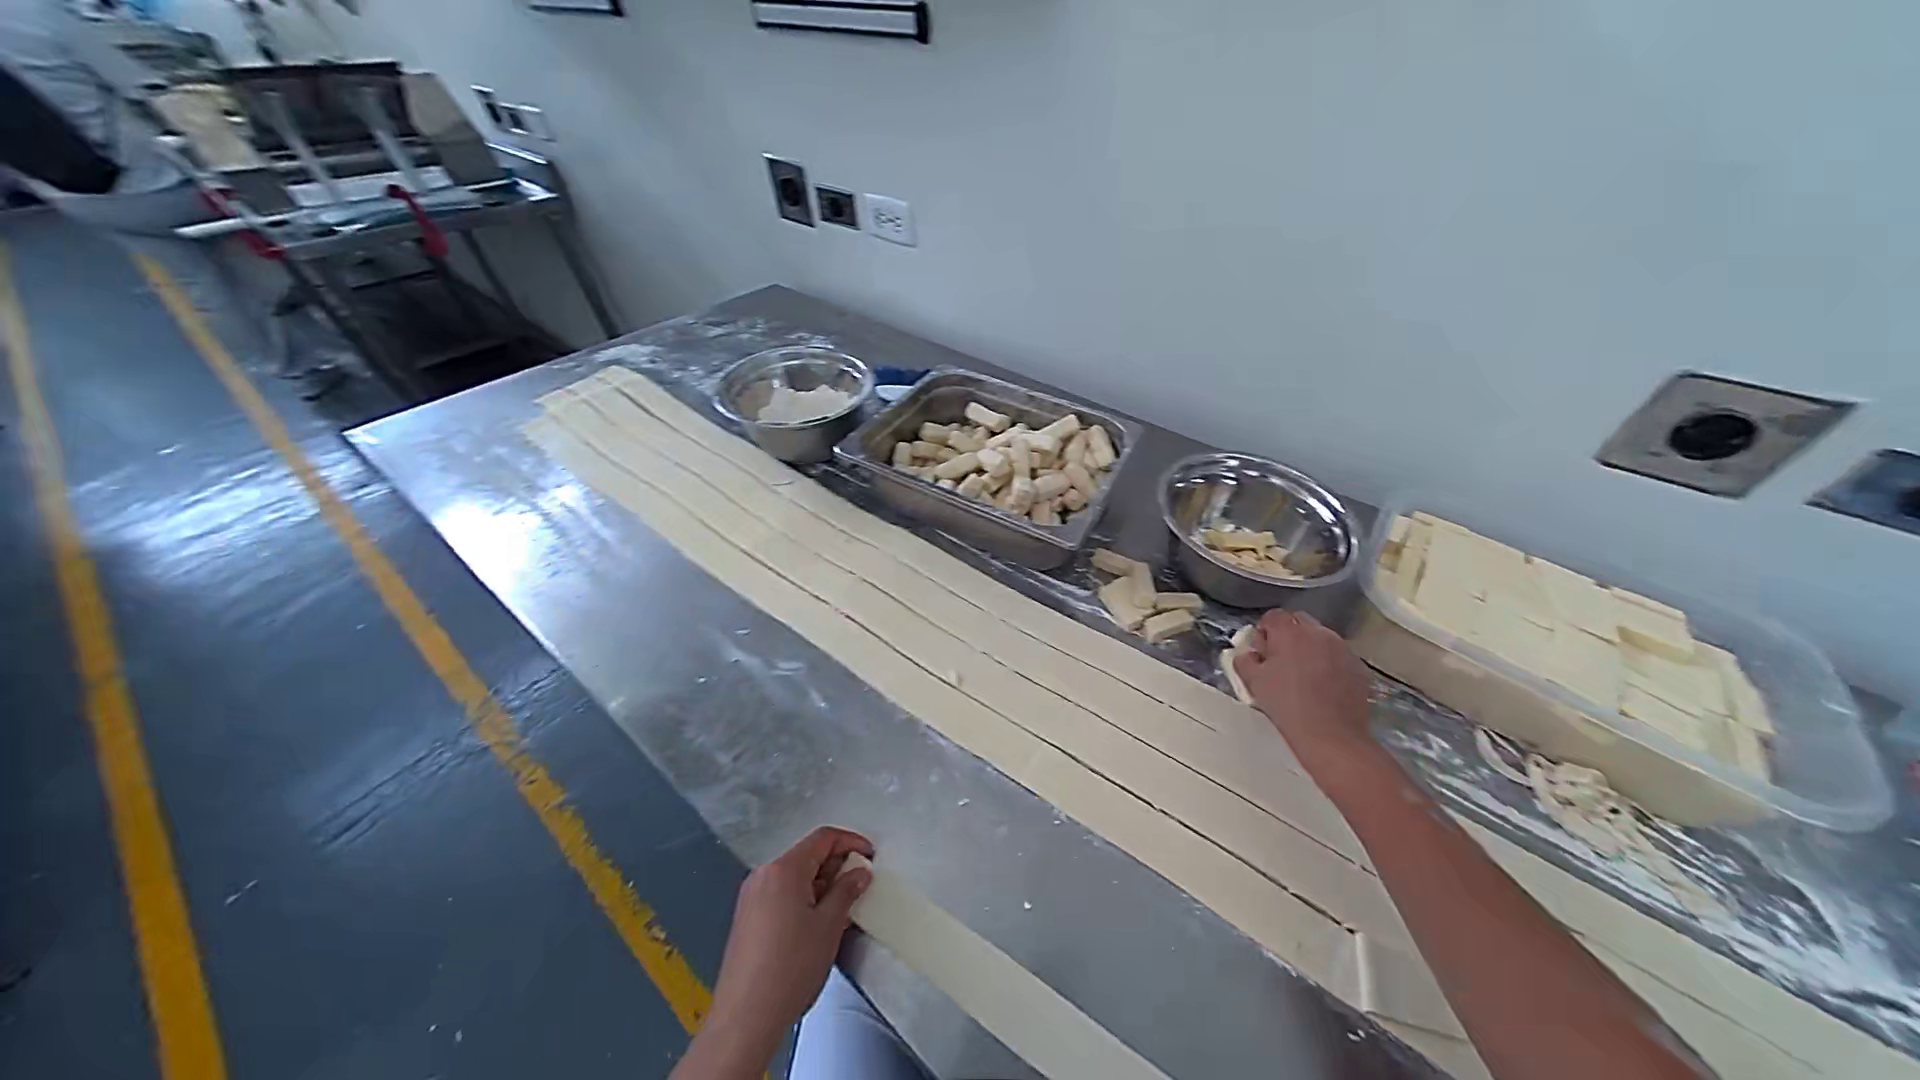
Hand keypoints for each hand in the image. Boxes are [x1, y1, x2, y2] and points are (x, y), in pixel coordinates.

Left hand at [708, 826, 874, 1042]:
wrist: (746, 1016)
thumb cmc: (788, 969)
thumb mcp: (829, 925)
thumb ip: (847, 891)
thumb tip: (859, 873)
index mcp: (784, 869)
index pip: (823, 838)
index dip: (850, 842)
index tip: (869, 854)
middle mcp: (763, 876)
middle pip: (806, 855)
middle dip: (836, 865)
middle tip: (858, 883)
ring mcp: (751, 897)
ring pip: (794, 877)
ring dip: (820, 884)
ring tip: (840, 908)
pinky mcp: (747, 918)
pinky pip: (780, 894)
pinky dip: (802, 899)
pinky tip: (816, 924)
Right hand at [1233, 611, 1384, 784]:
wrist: (1330, 734)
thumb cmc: (1286, 704)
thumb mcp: (1253, 681)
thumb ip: (1245, 660)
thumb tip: (1250, 655)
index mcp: (1290, 633)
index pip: (1273, 616)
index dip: (1264, 633)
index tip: (1262, 653)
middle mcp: (1319, 633)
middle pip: (1299, 621)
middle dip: (1288, 635)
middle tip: (1280, 661)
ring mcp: (1343, 649)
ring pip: (1321, 638)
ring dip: (1310, 649)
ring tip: (1303, 676)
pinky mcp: (1359, 666)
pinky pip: (1338, 656)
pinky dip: (1329, 664)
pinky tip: (1323, 687)